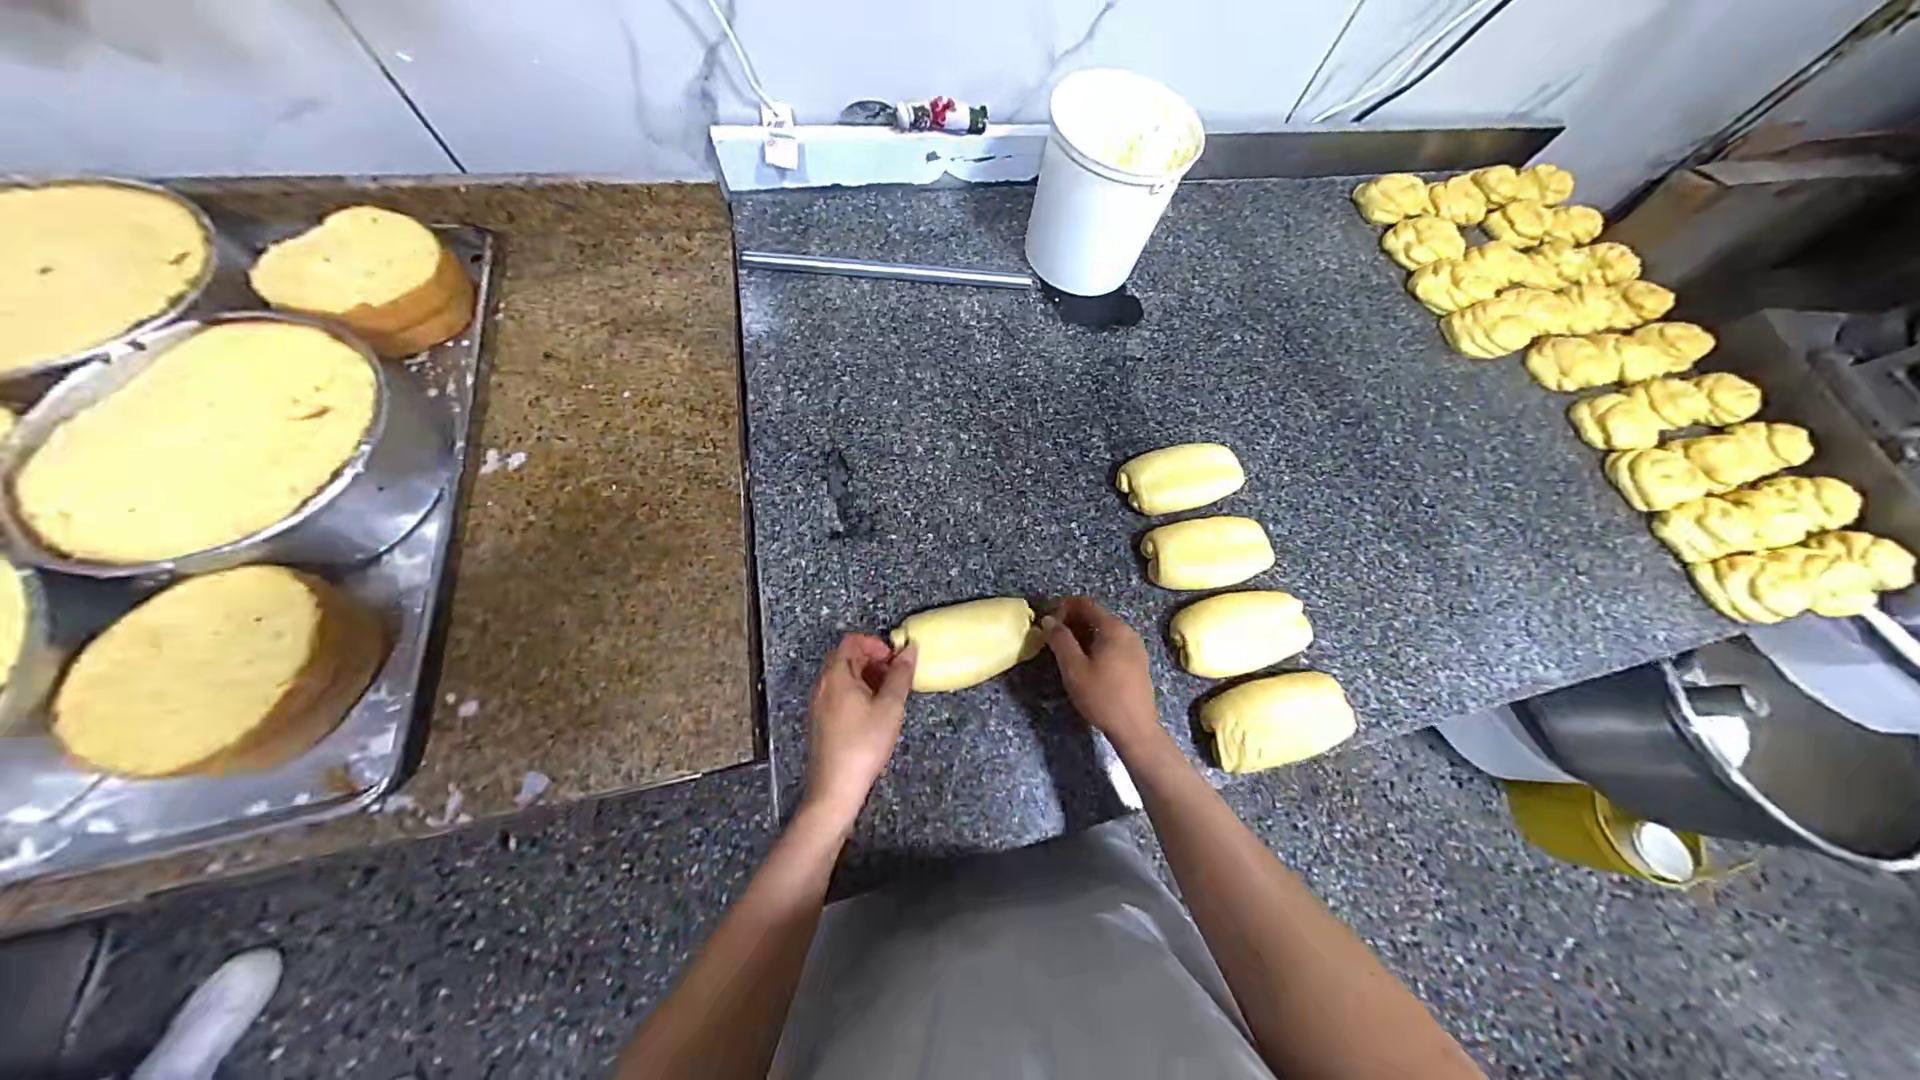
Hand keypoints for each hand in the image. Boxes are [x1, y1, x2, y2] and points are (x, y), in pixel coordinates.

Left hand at [803, 634, 915, 820]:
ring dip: (868, 676)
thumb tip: (909, 651)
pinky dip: (858, 692)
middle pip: (847, 656)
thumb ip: (901, 675)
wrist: (835, 788)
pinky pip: (840, 693)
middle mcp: (823, 685)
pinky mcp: (821, 720)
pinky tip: (875, 712)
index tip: (895, 659)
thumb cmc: (863, 746)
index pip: (852, 641)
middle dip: (874, 660)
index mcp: (836, 675)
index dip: (876, 644)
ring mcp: (819, 703)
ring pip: (844, 676)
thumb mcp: (890, 707)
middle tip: (896, 676)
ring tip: (889, 695)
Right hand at [1041, 597, 1163, 747]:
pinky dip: (1093, 645)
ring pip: (1102, 630)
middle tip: (1050, 638)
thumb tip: (1048, 620)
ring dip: (1080, 634)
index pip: (1083, 603)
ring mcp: (1134, 647)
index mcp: (1113, 628)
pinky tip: (1083, 663)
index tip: (1045, 623)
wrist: (1135, 729)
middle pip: (1094, 615)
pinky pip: (1110, 643)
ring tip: (1063, 651)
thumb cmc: (1102, 696)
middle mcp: (1127, 632)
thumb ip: (1060, 640)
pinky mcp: (1136, 662)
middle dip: (1069, 621)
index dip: (1061, 607)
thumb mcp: (1074, 667)